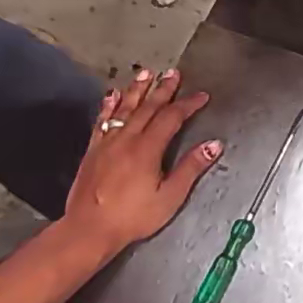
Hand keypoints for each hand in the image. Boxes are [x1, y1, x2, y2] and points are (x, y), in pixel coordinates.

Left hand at [62, 68, 220, 252]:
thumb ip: (191, 168)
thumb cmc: (133, 216)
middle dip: (163, 89)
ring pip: (124, 109)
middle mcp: (126, 140)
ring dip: (136, 90)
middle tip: (174, 73)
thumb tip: (213, 145)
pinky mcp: (93, 151)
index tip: (201, 96)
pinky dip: (108, 106)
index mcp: (147, 149)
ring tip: (145, 74)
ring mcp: (107, 143)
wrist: (89, 229)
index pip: (171, 118)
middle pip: (148, 107)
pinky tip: (111, 97)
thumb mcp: (170, 196)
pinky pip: (102, 121)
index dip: (188, 105)